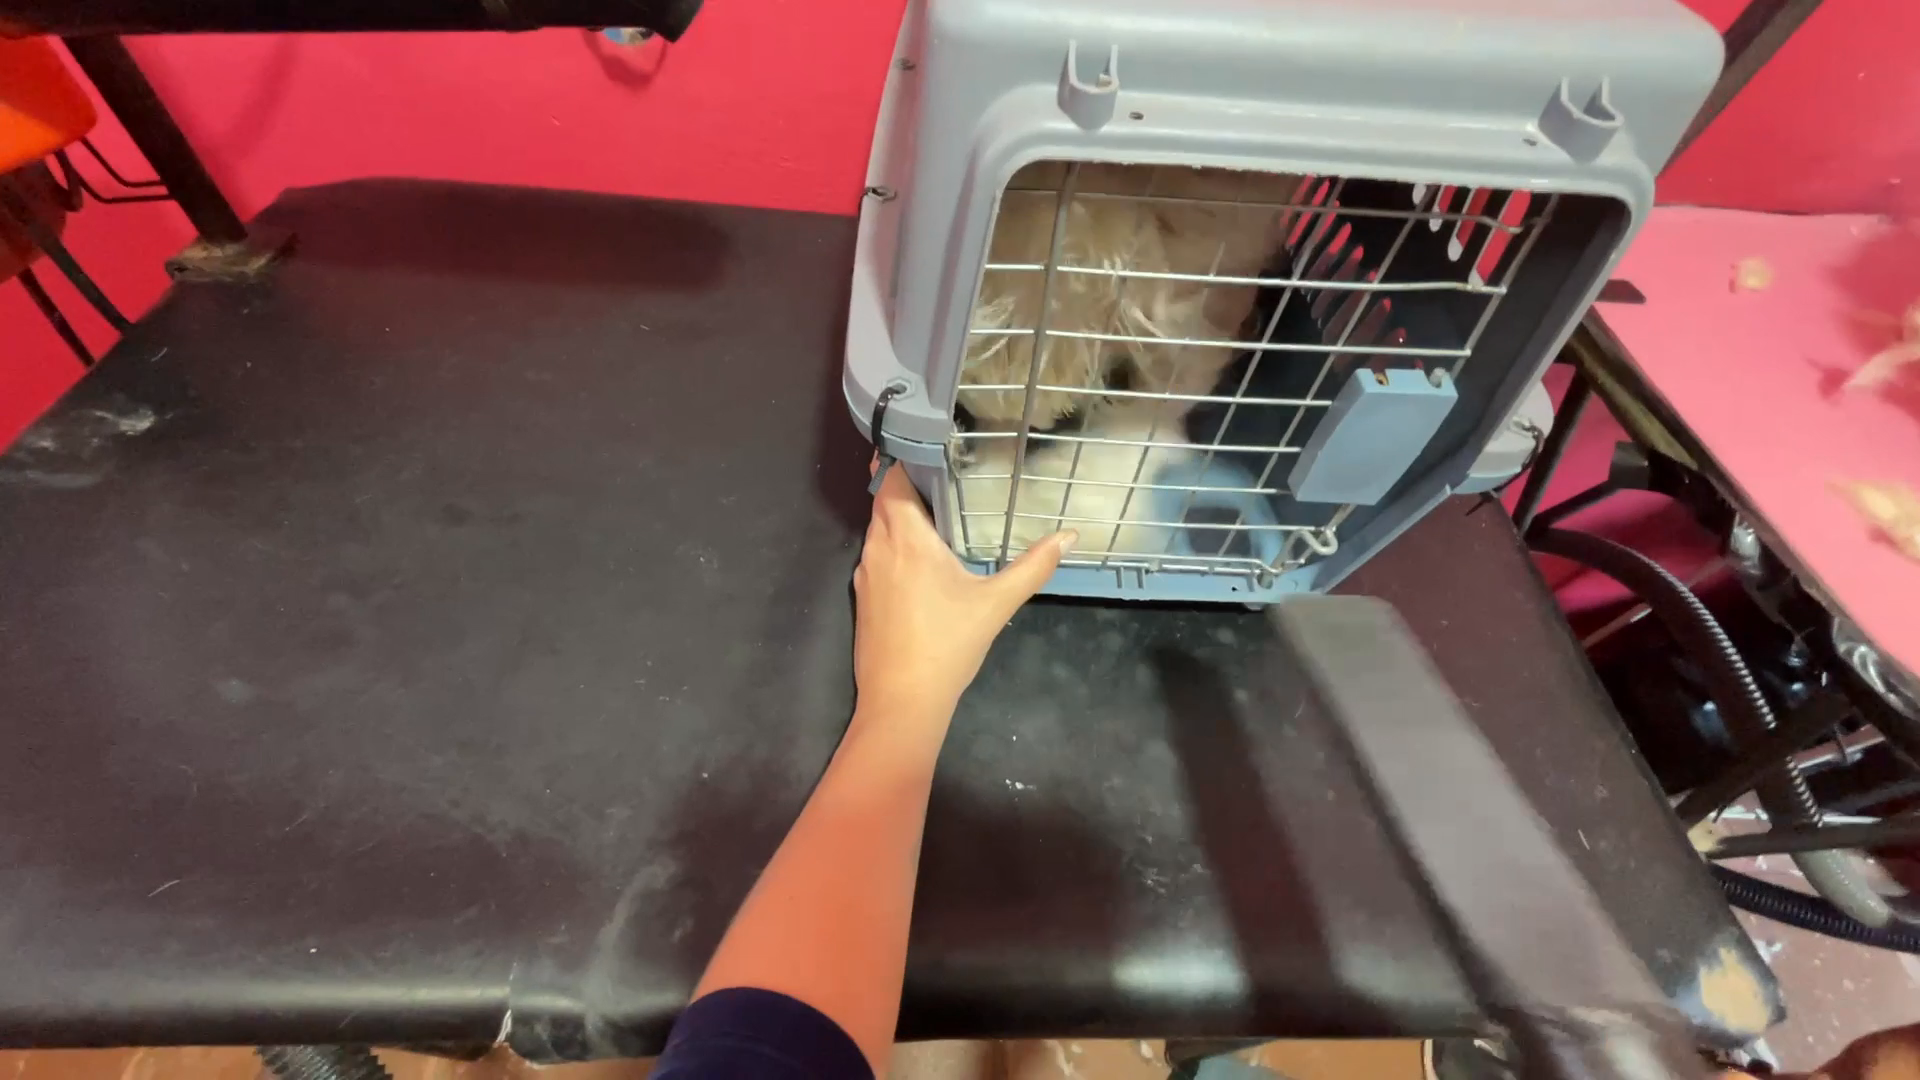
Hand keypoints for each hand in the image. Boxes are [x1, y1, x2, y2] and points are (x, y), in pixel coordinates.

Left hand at [853, 459, 1074, 721]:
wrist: (902, 701)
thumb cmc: (948, 645)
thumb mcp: (996, 603)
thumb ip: (1034, 567)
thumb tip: (1070, 536)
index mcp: (906, 539)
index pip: (891, 480)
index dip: (902, 457)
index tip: (925, 443)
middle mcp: (878, 548)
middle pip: (882, 500)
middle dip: (905, 483)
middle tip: (940, 471)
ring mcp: (865, 574)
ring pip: (877, 528)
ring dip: (898, 515)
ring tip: (935, 508)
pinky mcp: (862, 597)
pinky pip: (876, 554)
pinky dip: (893, 543)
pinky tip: (919, 558)